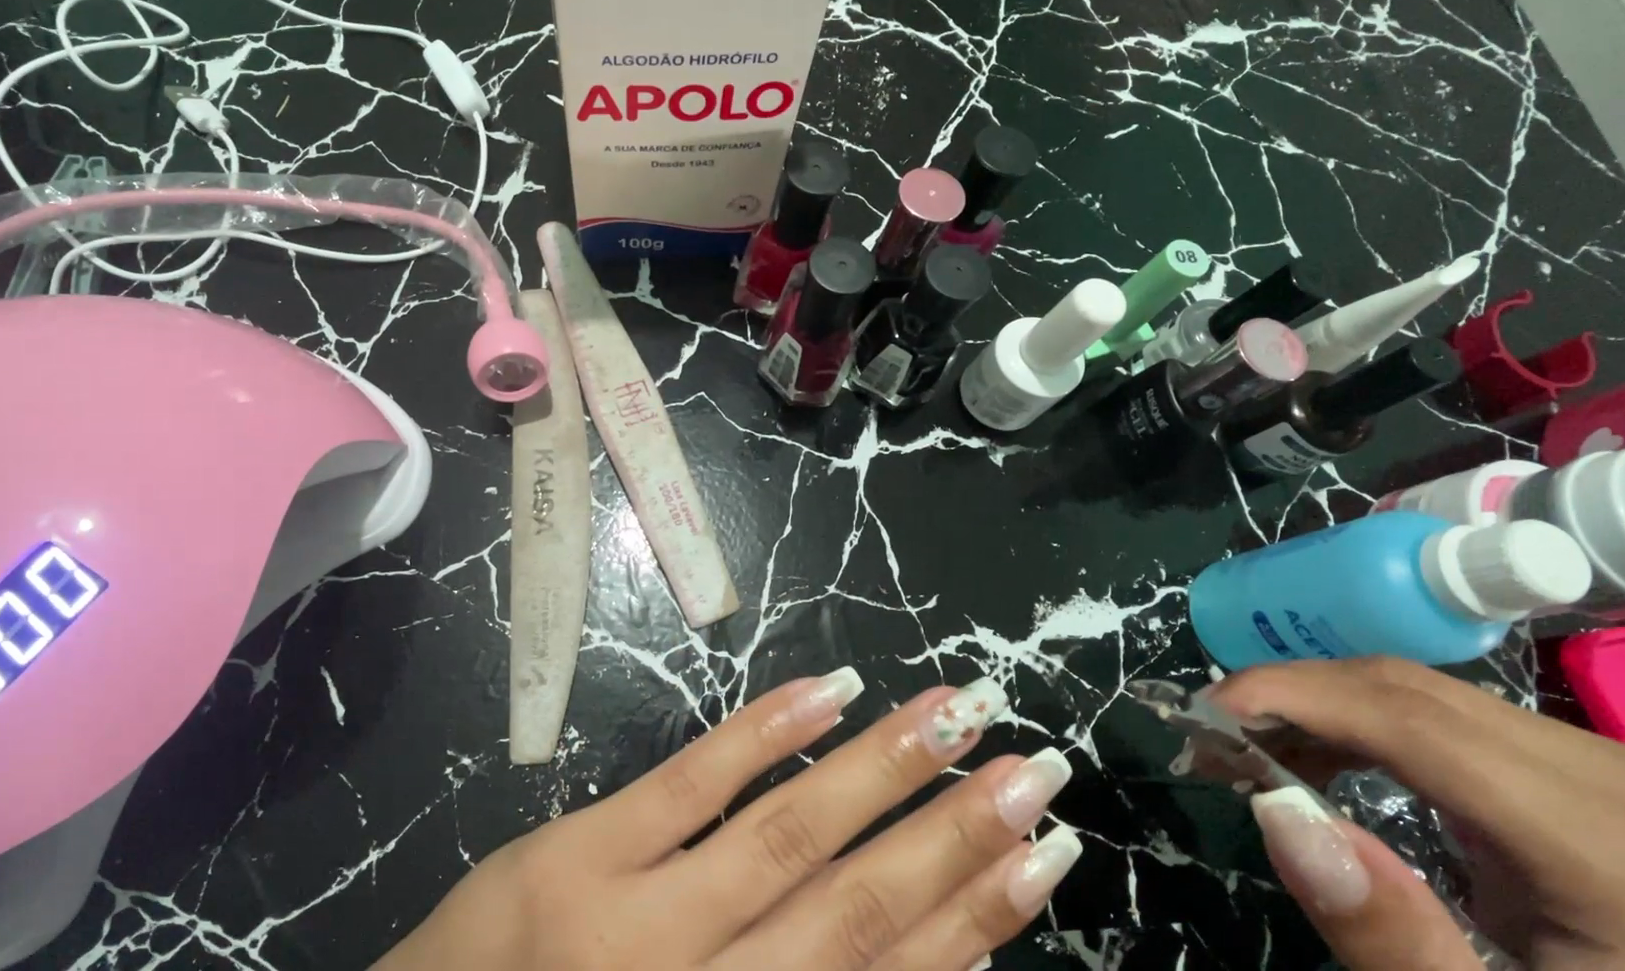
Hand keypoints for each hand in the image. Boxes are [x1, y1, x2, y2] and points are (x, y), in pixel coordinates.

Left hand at [371, 670, 1082, 970]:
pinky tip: (827, 688)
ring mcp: (633, 920)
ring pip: (783, 837)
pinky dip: (761, 736)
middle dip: (953, 834)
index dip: (977, 919)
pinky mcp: (575, 856)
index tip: (1048, 854)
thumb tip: (909, 935)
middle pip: (855, 907)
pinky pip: (685, 785)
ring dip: (879, 772)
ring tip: (955, 716)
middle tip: (1033, 768)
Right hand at [1211, 657, 1624, 969]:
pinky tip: (1319, 766)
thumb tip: (1273, 812)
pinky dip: (1358, 729)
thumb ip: (1397, 936)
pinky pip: (1445, 718)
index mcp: (1601, 836)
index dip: (1295, 695)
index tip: (1201, 715)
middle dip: (1290, 697)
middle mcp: (1607, 772)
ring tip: (1248, 757)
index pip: (1414, 719)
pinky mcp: (1577, 772)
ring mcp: (1597, 765)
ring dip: (1316, 710)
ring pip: (1422, 695)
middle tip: (1207, 743)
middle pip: (1410, 692)